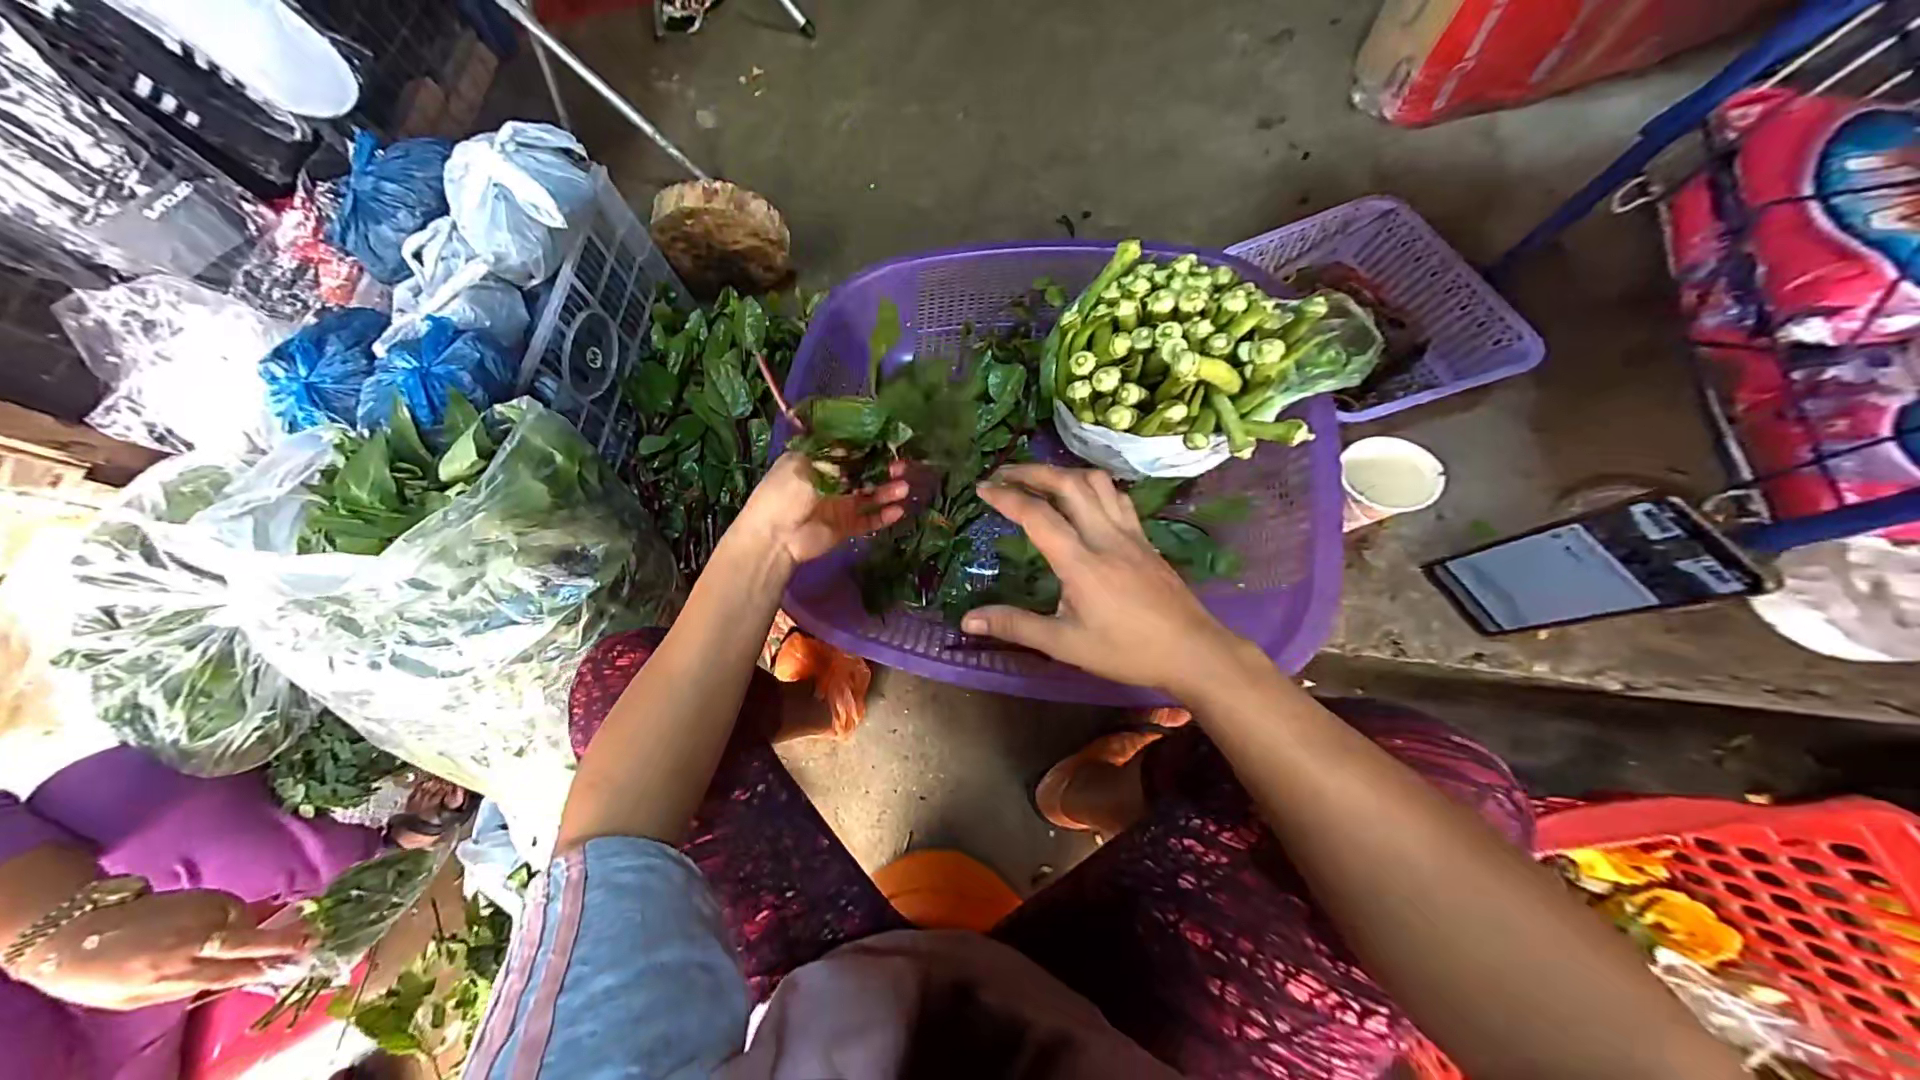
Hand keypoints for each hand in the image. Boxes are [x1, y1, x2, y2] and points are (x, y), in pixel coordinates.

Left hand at [11, 889, 312, 1010]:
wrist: (76, 931)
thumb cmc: (99, 975)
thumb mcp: (131, 996)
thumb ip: (183, 986)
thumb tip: (230, 978)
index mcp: (174, 973)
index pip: (232, 971)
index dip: (264, 967)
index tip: (295, 963)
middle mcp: (194, 942)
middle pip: (250, 940)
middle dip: (286, 939)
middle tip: (317, 936)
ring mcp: (203, 914)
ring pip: (246, 921)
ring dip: (261, 926)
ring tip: (276, 927)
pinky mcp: (208, 896)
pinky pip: (237, 908)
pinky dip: (245, 914)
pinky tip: (241, 918)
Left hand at [735, 452, 909, 567]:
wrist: (774, 537)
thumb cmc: (784, 495)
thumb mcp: (808, 468)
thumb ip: (837, 460)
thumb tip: (860, 449)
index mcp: (816, 462)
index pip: (847, 451)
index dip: (867, 447)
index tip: (889, 442)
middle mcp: (830, 481)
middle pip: (862, 473)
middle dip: (882, 469)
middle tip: (901, 466)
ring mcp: (838, 505)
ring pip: (869, 496)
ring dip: (886, 491)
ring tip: (903, 488)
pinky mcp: (845, 527)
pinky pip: (868, 520)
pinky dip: (883, 516)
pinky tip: (898, 510)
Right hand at [961, 465, 1256, 693]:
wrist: (1193, 650)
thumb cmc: (1127, 651)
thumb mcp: (1066, 644)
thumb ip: (1016, 627)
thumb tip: (967, 621)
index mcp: (1081, 562)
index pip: (1037, 516)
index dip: (1006, 497)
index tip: (982, 488)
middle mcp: (1105, 537)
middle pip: (1067, 484)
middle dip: (1031, 472)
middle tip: (1003, 474)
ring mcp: (1130, 534)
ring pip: (1097, 483)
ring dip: (1064, 473)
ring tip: (1040, 479)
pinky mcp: (1146, 539)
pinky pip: (1118, 497)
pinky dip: (1094, 487)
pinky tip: (1085, 498)